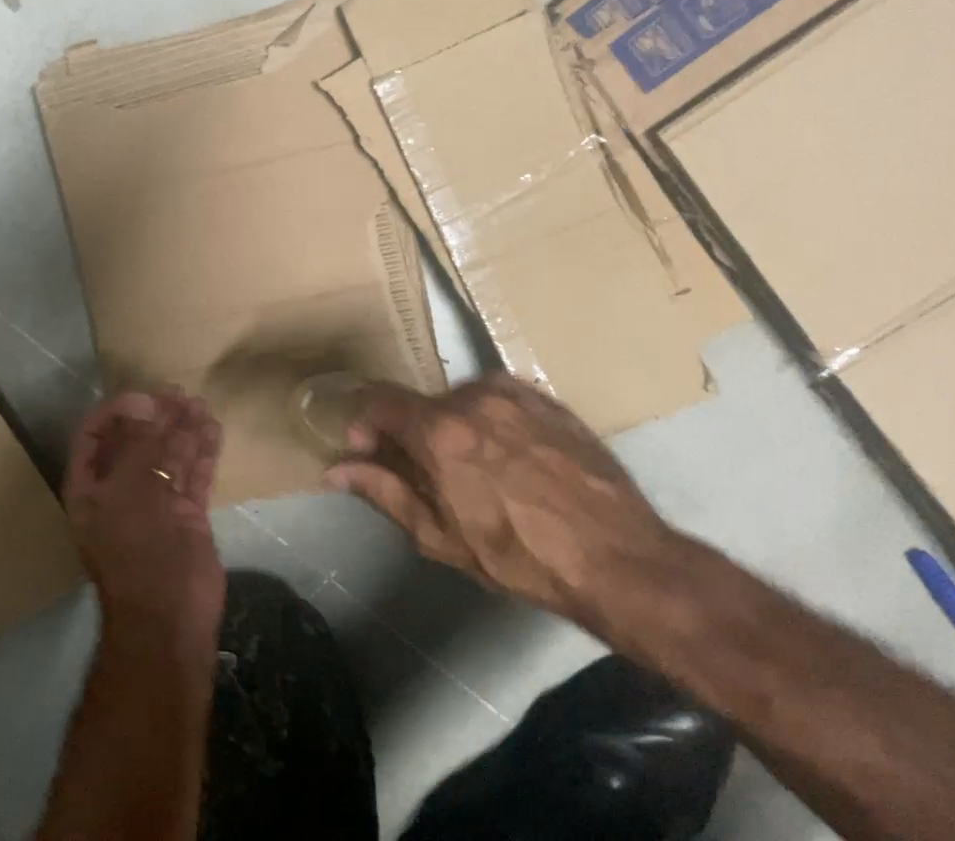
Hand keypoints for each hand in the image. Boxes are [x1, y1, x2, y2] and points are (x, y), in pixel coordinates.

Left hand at [65, 389, 225, 648]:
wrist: (168, 621)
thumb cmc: (138, 554)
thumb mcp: (132, 494)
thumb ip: (141, 447)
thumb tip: (149, 404)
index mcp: (89, 488)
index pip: (95, 435)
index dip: (118, 411)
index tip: (147, 397)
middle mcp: (118, 492)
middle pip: (136, 442)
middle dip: (157, 417)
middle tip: (181, 394)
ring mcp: (153, 505)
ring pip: (168, 457)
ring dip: (183, 430)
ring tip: (202, 405)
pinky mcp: (185, 517)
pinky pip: (192, 476)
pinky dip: (203, 454)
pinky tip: (214, 430)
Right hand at [324, 374, 681, 628]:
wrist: (620, 559)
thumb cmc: (518, 556)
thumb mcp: (438, 535)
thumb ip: (383, 491)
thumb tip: (335, 469)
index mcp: (439, 430)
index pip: (376, 400)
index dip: (363, 423)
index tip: (368, 452)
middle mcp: (475, 398)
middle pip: (420, 404)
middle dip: (411, 433)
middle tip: (425, 475)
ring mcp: (519, 395)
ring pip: (461, 402)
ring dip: (452, 428)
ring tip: (475, 472)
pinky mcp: (552, 402)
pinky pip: (501, 402)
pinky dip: (490, 424)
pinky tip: (510, 462)